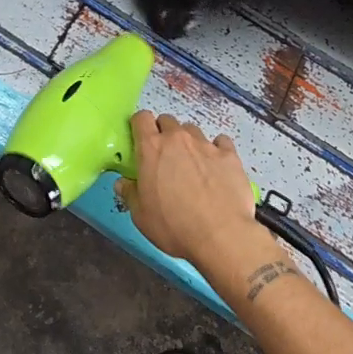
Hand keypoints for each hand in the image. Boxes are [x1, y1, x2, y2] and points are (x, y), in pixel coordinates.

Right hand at [116, 111, 270, 269]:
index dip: (140, 126)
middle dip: (164, 133)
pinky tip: (217, 167)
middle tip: (166, 157)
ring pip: (193, 131)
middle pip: (167, 121)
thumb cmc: (174, 227)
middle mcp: (178, 139)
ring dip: (189, 142)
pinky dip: (217, 150)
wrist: (221, 235)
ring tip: (193, 165)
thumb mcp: (141, 216)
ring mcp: (206, 144)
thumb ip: (130, 194)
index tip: (141, 140)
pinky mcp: (229, 154)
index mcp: (152, 148)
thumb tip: (123, 182)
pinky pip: (221, 142)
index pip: (141, 118)